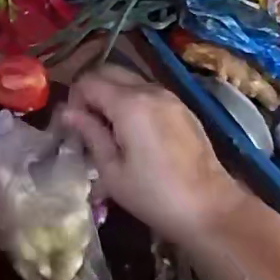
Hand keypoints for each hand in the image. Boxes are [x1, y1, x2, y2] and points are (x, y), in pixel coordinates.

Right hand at [59, 67, 246, 244]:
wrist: (211, 208)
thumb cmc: (155, 195)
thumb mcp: (113, 172)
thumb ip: (90, 134)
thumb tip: (68, 113)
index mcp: (128, 103)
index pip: (89, 81)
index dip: (75, 98)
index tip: (74, 125)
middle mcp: (148, 89)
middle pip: (109, 71)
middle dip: (92, 90)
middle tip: (89, 124)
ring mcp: (168, 95)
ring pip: (129, 79)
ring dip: (113, 94)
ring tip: (111, 130)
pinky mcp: (181, 106)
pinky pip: (148, 91)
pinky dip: (133, 100)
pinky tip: (136, 132)